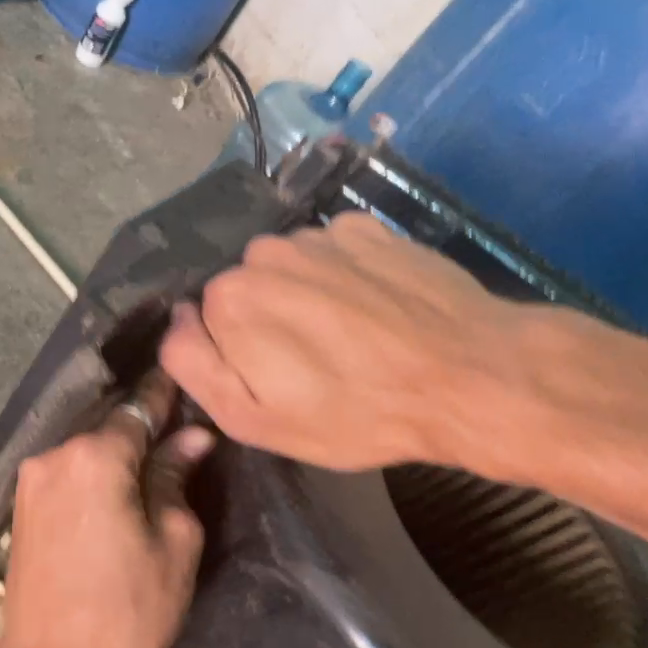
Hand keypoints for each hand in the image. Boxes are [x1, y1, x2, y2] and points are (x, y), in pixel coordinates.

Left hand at [0, 372, 214, 647]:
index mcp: (94, 456)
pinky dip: (92, 473)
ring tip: (153, 458)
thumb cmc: (125, 612)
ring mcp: (29, 481)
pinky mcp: (20, 508)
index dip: (164, 394)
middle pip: (106, 427)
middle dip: (141, 425)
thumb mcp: (172, 545)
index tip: (185, 375)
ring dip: (115, 452)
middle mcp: (53, 456)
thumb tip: (191, 439)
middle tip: (179, 425)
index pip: (138, 408)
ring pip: (83, 451)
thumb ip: (175, 480)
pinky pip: (65, 474)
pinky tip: (115, 486)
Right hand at [160, 212, 525, 471]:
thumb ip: (193, 365)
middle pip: (245, 288)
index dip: (232, 353)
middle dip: (264, 320)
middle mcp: (265, 252)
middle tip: (308, 363)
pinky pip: (334, 250)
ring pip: (288, 267)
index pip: (204, 320)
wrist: (470, 378)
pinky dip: (344, 275)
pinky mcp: (370, 230)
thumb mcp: (250, 418)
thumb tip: (177, 320)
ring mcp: (321, 235)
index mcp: (230, 297)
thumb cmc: (353, 412)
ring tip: (347, 335)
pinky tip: (374, 308)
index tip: (269, 379)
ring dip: (303, 295)